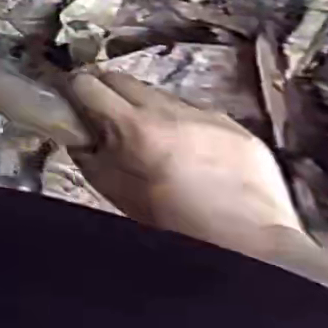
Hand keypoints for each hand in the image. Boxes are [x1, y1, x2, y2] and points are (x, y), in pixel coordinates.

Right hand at [63, 69, 327, 303]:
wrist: (254, 248)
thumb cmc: (172, 223)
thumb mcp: (113, 188)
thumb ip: (88, 153)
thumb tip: (77, 132)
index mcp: (135, 127)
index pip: (88, 83)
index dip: (75, 89)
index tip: (72, 99)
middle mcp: (171, 111)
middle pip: (122, 78)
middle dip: (107, 91)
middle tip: (104, 113)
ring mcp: (208, 116)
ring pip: (161, 95)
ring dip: (148, 108)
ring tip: (154, 138)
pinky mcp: (238, 127)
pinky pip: (199, 113)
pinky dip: (186, 125)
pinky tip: (192, 152)